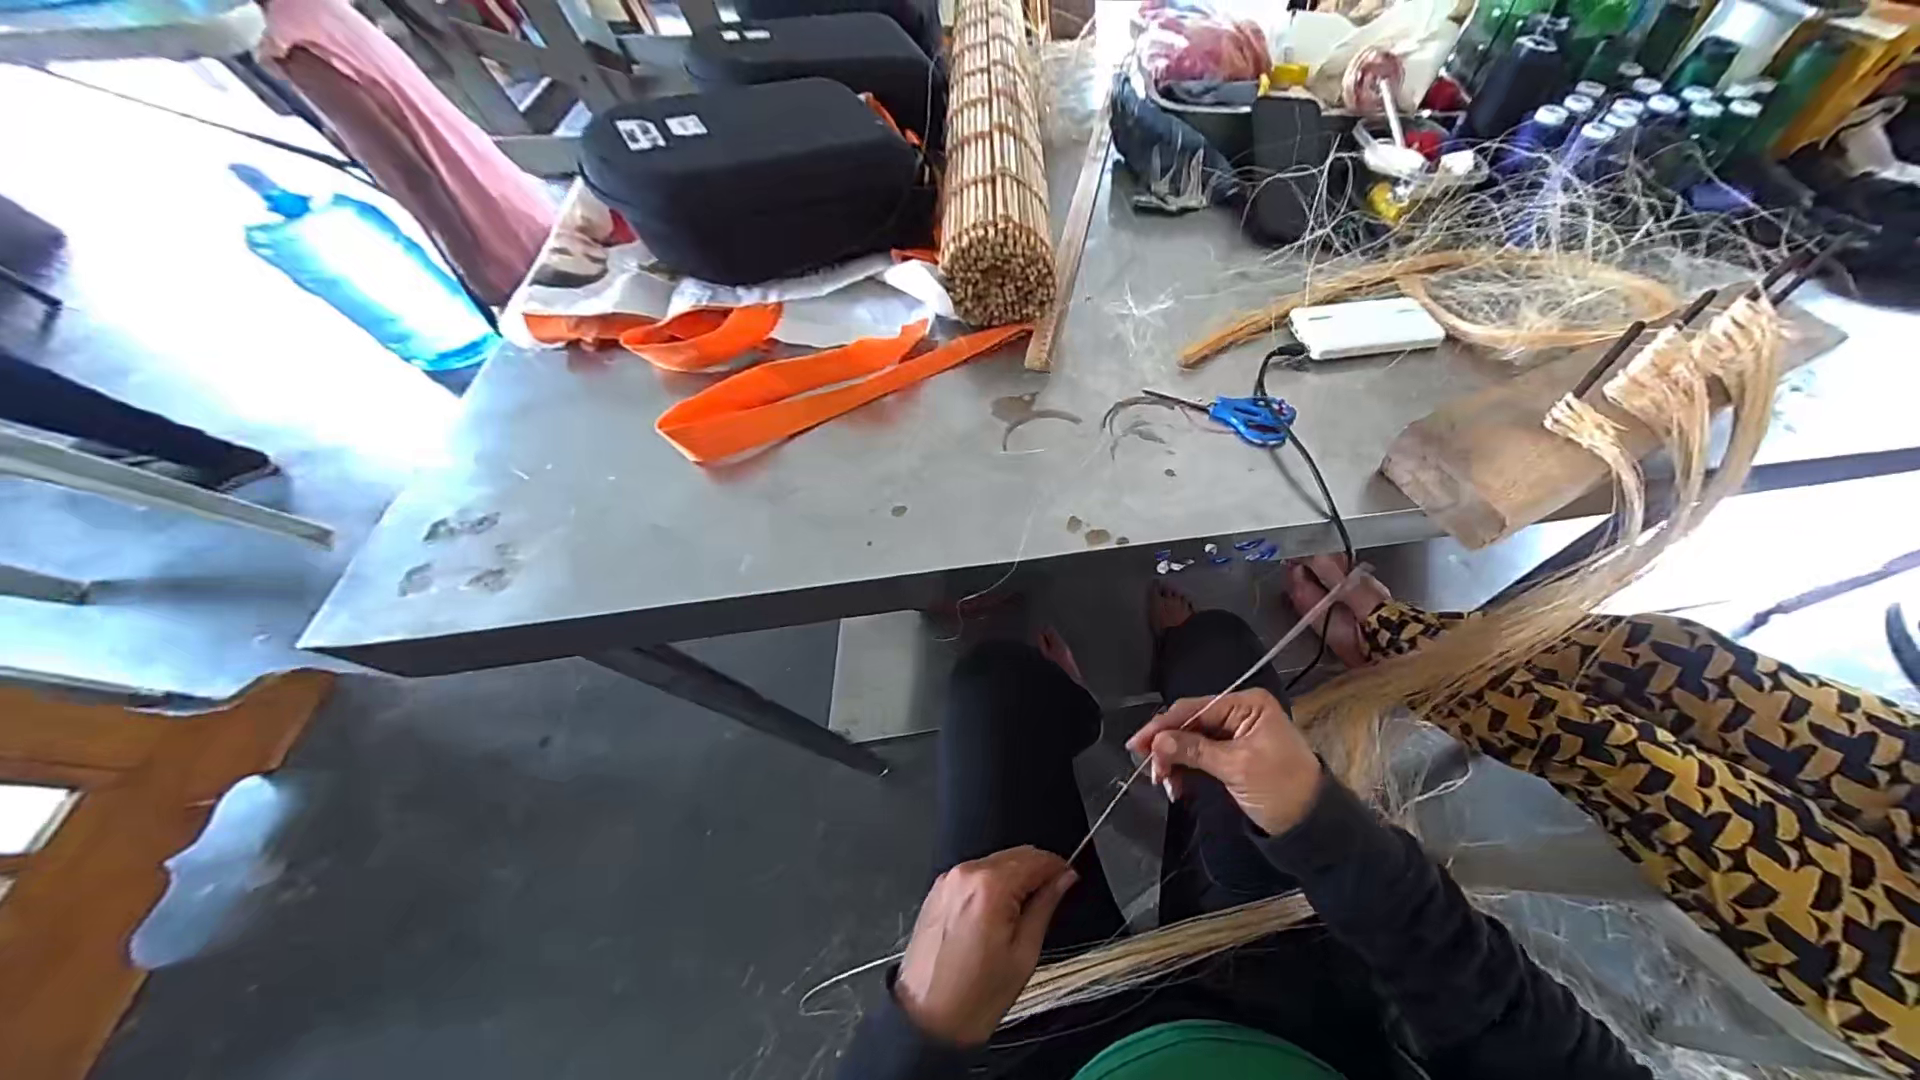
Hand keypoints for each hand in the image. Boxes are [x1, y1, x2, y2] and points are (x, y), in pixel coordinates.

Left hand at [894, 846, 1078, 1045]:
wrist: (926, 1020)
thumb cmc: (974, 997)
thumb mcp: (1024, 954)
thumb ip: (1045, 907)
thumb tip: (1063, 880)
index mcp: (990, 887)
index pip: (1035, 859)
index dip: (1058, 866)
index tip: (1069, 877)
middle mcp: (967, 874)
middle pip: (1015, 854)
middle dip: (1037, 870)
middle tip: (1053, 893)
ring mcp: (949, 879)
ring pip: (995, 861)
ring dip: (1015, 876)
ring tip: (1026, 909)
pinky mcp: (939, 889)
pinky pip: (975, 873)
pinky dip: (992, 883)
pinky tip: (999, 911)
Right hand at [1126, 688, 1322, 835]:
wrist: (1316, 829)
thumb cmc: (1283, 789)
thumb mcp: (1237, 767)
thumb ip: (1195, 750)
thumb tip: (1157, 741)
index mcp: (1247, 705)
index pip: (1195, 708)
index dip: (1163, 725)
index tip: (1137, 743)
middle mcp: (1239, 713)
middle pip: (1189, 724)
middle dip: (1167, 747)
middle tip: (1150, 770)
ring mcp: (1234, 734)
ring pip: (1190, 741)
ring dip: (1173, 761)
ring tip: (1165, 784)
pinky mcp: (1231, 755)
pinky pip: (1199, 756)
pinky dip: (1185, 770)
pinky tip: (1176, 786)